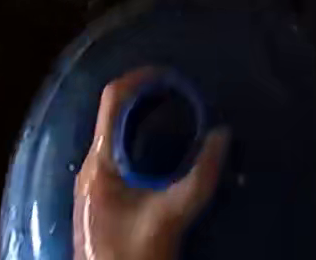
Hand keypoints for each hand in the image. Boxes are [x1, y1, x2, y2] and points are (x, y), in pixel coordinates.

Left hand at [75, 69, 229, 259]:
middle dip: (148, 94)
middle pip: (115, 110)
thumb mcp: (170, 218)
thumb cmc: (135, 259)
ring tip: (178, 112)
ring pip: (117, 130)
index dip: (141, 77)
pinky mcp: (101, 198)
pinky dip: (142, 137)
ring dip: (145, 115)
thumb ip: (200, 177)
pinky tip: (166, 149)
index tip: (171, 74)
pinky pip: (120, 150)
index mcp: (100, 163)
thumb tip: (224, 134)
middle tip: (182, 90)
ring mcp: (93, 184)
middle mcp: (91, 167)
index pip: (113, 98)